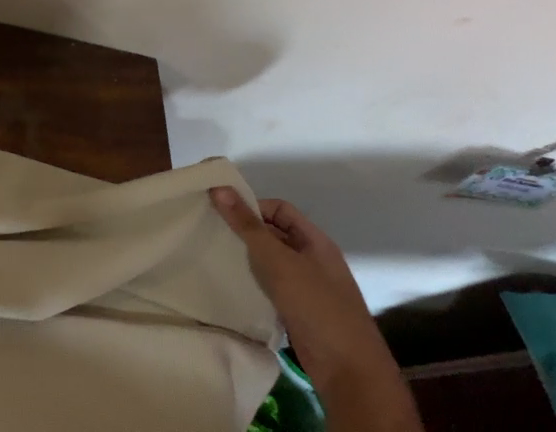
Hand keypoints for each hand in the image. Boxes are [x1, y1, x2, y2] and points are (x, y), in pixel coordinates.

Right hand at [210, 189, 422, 431]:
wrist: (347, 367)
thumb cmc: (316, 305)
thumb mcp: (278, 260)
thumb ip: (248, 225)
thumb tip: (219, 188)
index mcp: (316, 242)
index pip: (279, 209)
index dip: (252, 206)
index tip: (220, 213)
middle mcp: (313, 259)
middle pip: (274, 233)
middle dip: (244, 230)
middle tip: (208, 230)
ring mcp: (307, 285)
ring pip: (270, 259)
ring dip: (245, 256)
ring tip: (214, 253)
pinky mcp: (298, 307)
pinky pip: (270, 282)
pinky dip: (251, 279)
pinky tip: (230, 281)